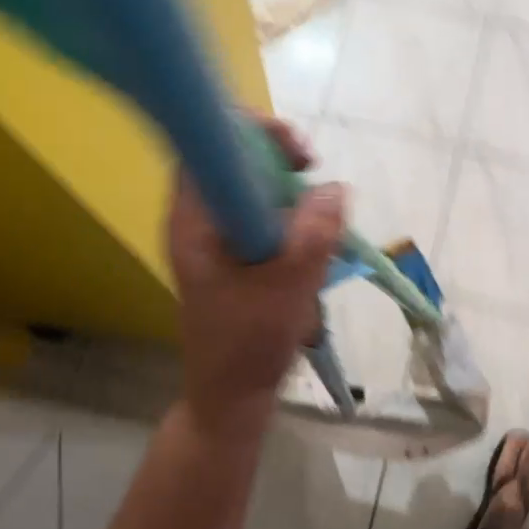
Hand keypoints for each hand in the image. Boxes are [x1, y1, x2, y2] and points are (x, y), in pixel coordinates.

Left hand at [168, 118, 345, 431]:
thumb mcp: (287, 287)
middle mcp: (198, 219)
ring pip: (253, 188)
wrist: (230, 397)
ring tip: (318, 217)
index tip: (297, 153)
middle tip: (314, 175)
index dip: (253, 131)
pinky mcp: (233, 255)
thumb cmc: (247, 344)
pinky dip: (289, 218)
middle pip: (235, 159)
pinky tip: (310, 243)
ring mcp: (215, 237)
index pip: (209, 144)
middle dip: (279, 160)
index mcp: (193, 219)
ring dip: (289, 192)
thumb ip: (313, 235)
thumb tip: (335, 189)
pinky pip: (263, 217)